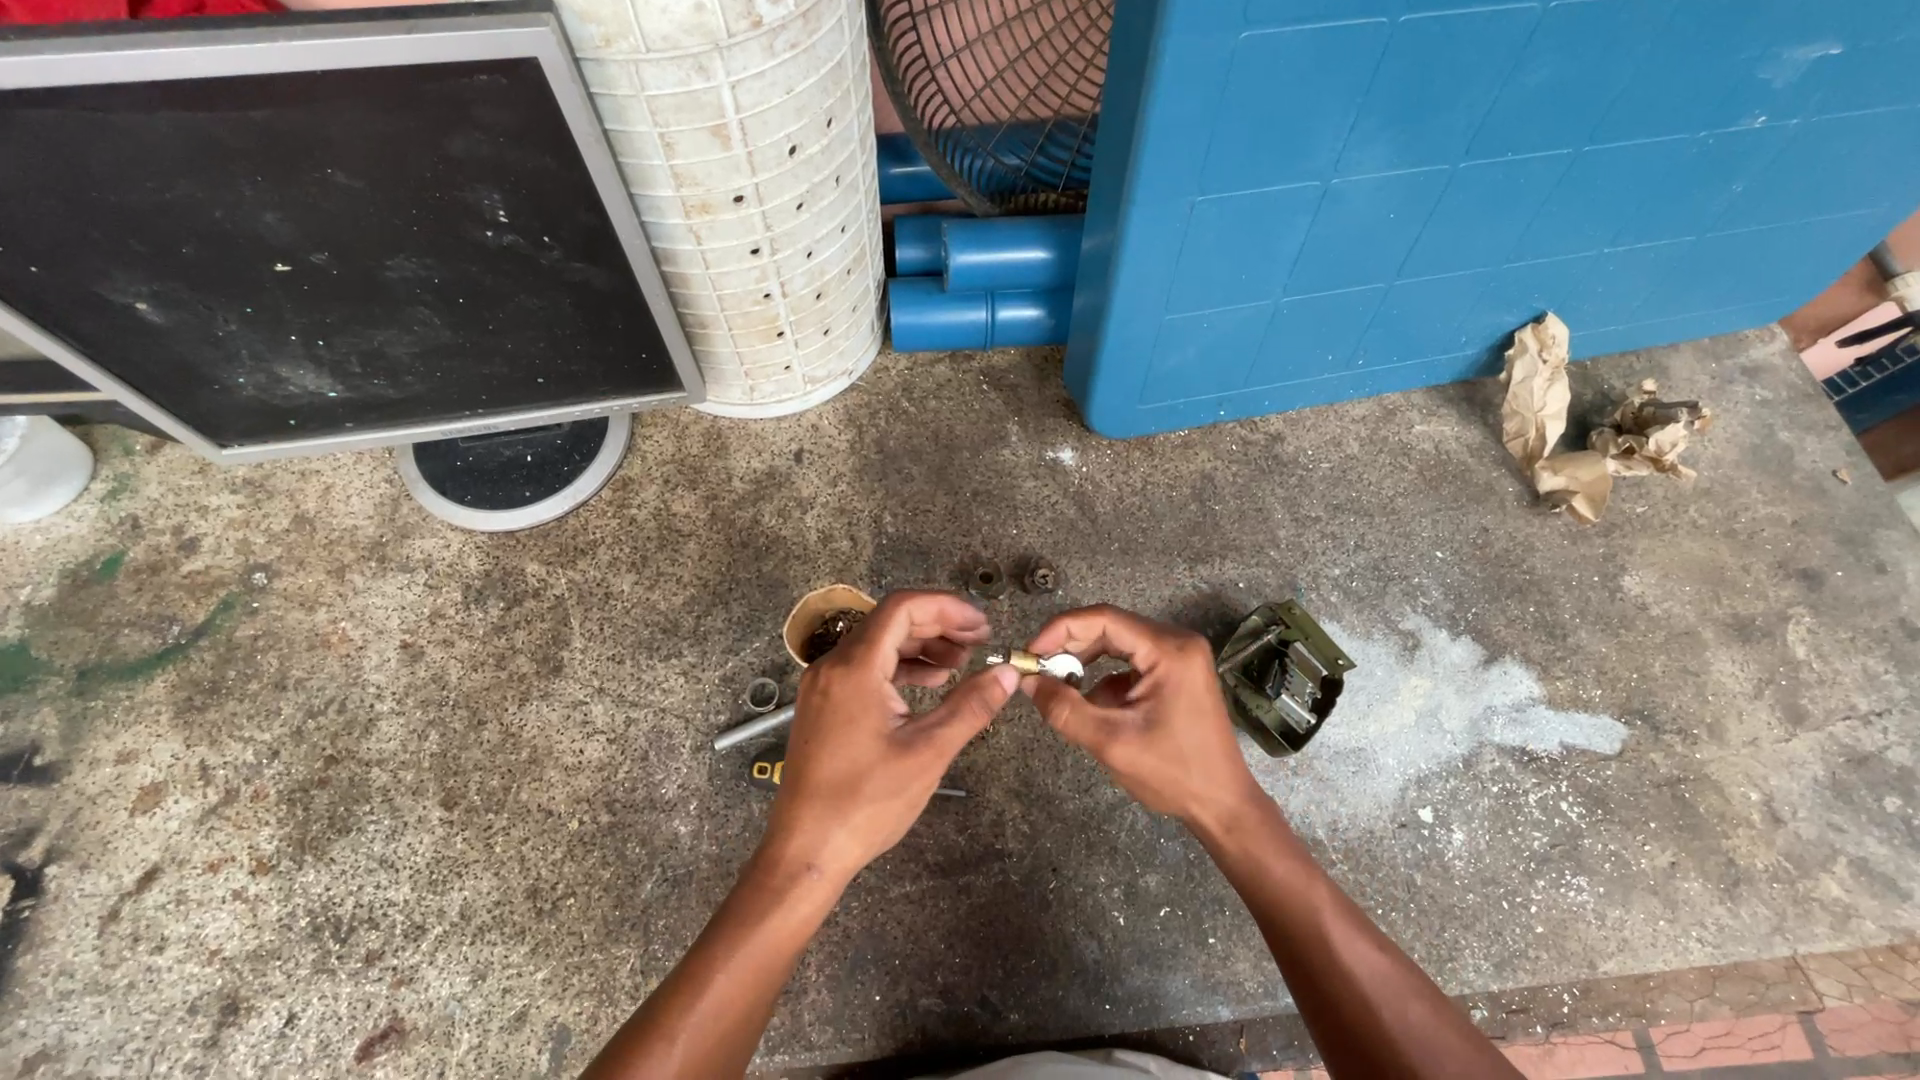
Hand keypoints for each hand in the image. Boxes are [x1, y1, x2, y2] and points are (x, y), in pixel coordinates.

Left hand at [763, 590, 1018, 881]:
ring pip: (878, 644)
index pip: (902, 608)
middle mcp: (833, 666)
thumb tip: (1007, 675)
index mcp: (854, 668)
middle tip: (979, 640)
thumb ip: (970, 707)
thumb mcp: (928, 753)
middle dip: (938, 624)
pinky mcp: (824, 706)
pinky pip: (866, 668)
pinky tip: (931, 683)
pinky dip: (901, 667)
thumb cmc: (865, 804)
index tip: (981, 624)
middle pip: (890, 621)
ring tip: (962, 662)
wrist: (807, 850)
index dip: (947, 607)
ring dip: (921, 646)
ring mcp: (824, 686)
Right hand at [1023, 605, 1262, 830]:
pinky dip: (1104, 679)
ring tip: (1059, 688)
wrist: (1222, 804)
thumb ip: (1064, 709)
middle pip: (1110, 627)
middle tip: (1038, 670)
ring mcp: (1179, 658)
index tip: (1030, 652)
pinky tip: (1091, 705)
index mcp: (1169, 650)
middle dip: (1070, 647)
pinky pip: (1130, 663)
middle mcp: (1177, 643)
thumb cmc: (1173, 773)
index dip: (1060, 629)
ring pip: (1118, 645)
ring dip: (1085, 663)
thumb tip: (1027, 682)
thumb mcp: (1110, 741)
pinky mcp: (1176, 674)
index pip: (1104, 618)